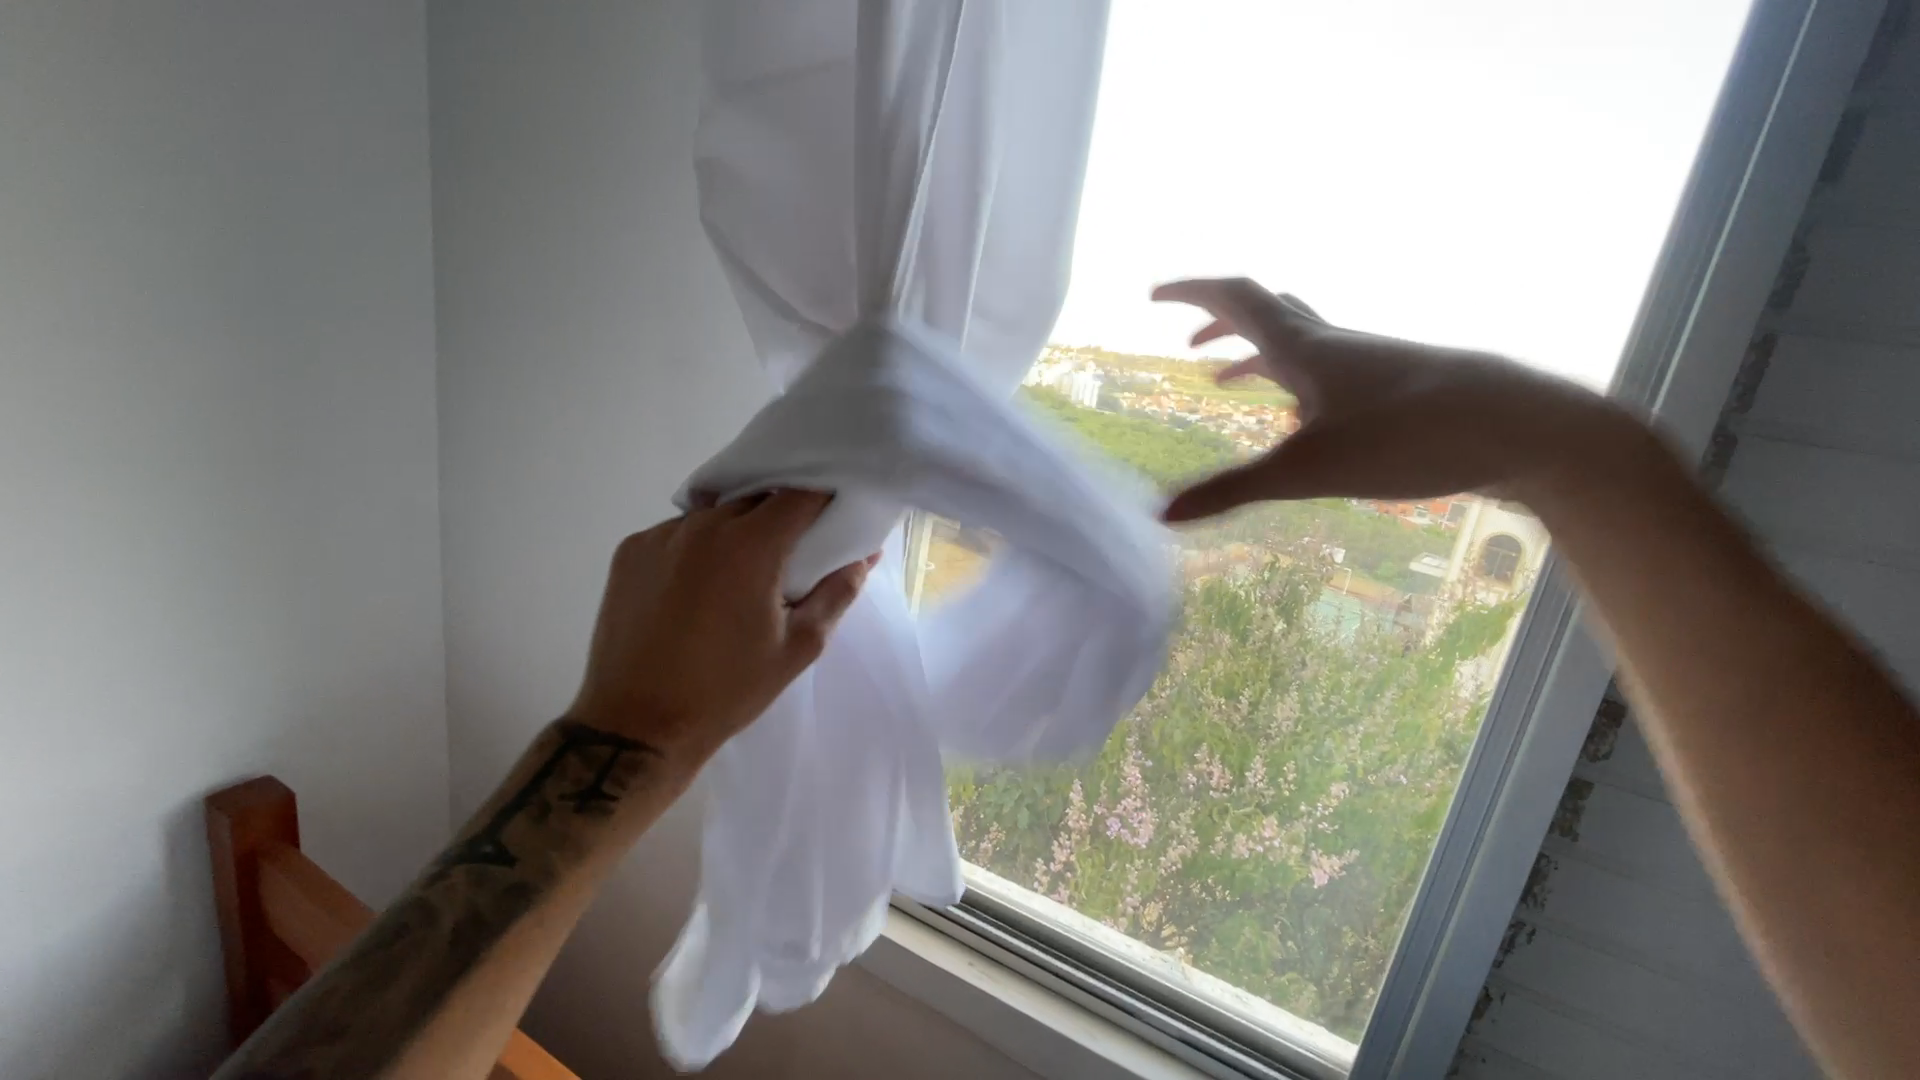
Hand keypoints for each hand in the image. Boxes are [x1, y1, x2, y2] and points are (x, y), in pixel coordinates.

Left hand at [566, 490, 873, 762]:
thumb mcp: (800, 647)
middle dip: (778, 518)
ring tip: (737, 576)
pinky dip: (694, 548)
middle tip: (790, 555)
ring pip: (713, 515)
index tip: (833, 518)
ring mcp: (660, 536)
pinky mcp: (629, 551)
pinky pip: (676, 534)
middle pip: (755, 499)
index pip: (799, 495)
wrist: (639, 725)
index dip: (822, 500)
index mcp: (750, 546)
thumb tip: (866, 554)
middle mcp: (703, 526)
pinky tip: (695, 588)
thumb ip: (838, 592)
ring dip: (734, 532)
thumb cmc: (729, 690)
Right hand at [1152, 277, 1648, 522]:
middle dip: (1220, 324)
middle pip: (1267, 313)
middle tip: (1188, 345)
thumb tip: (1159, 514)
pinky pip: (1328, 371)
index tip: (1153, 296)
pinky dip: (1295, 382)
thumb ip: (1230, 490)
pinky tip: (1299, 417)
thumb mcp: (1306, 470)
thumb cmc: (1408, 436)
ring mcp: (1367, 363)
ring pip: (1300, 341)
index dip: (1192, 293)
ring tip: (1227, 380)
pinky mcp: (1394, 388)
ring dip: (1256, 353)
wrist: (1524, 428)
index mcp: (1304, 347)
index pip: (1236, 298)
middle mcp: (1333, 344)